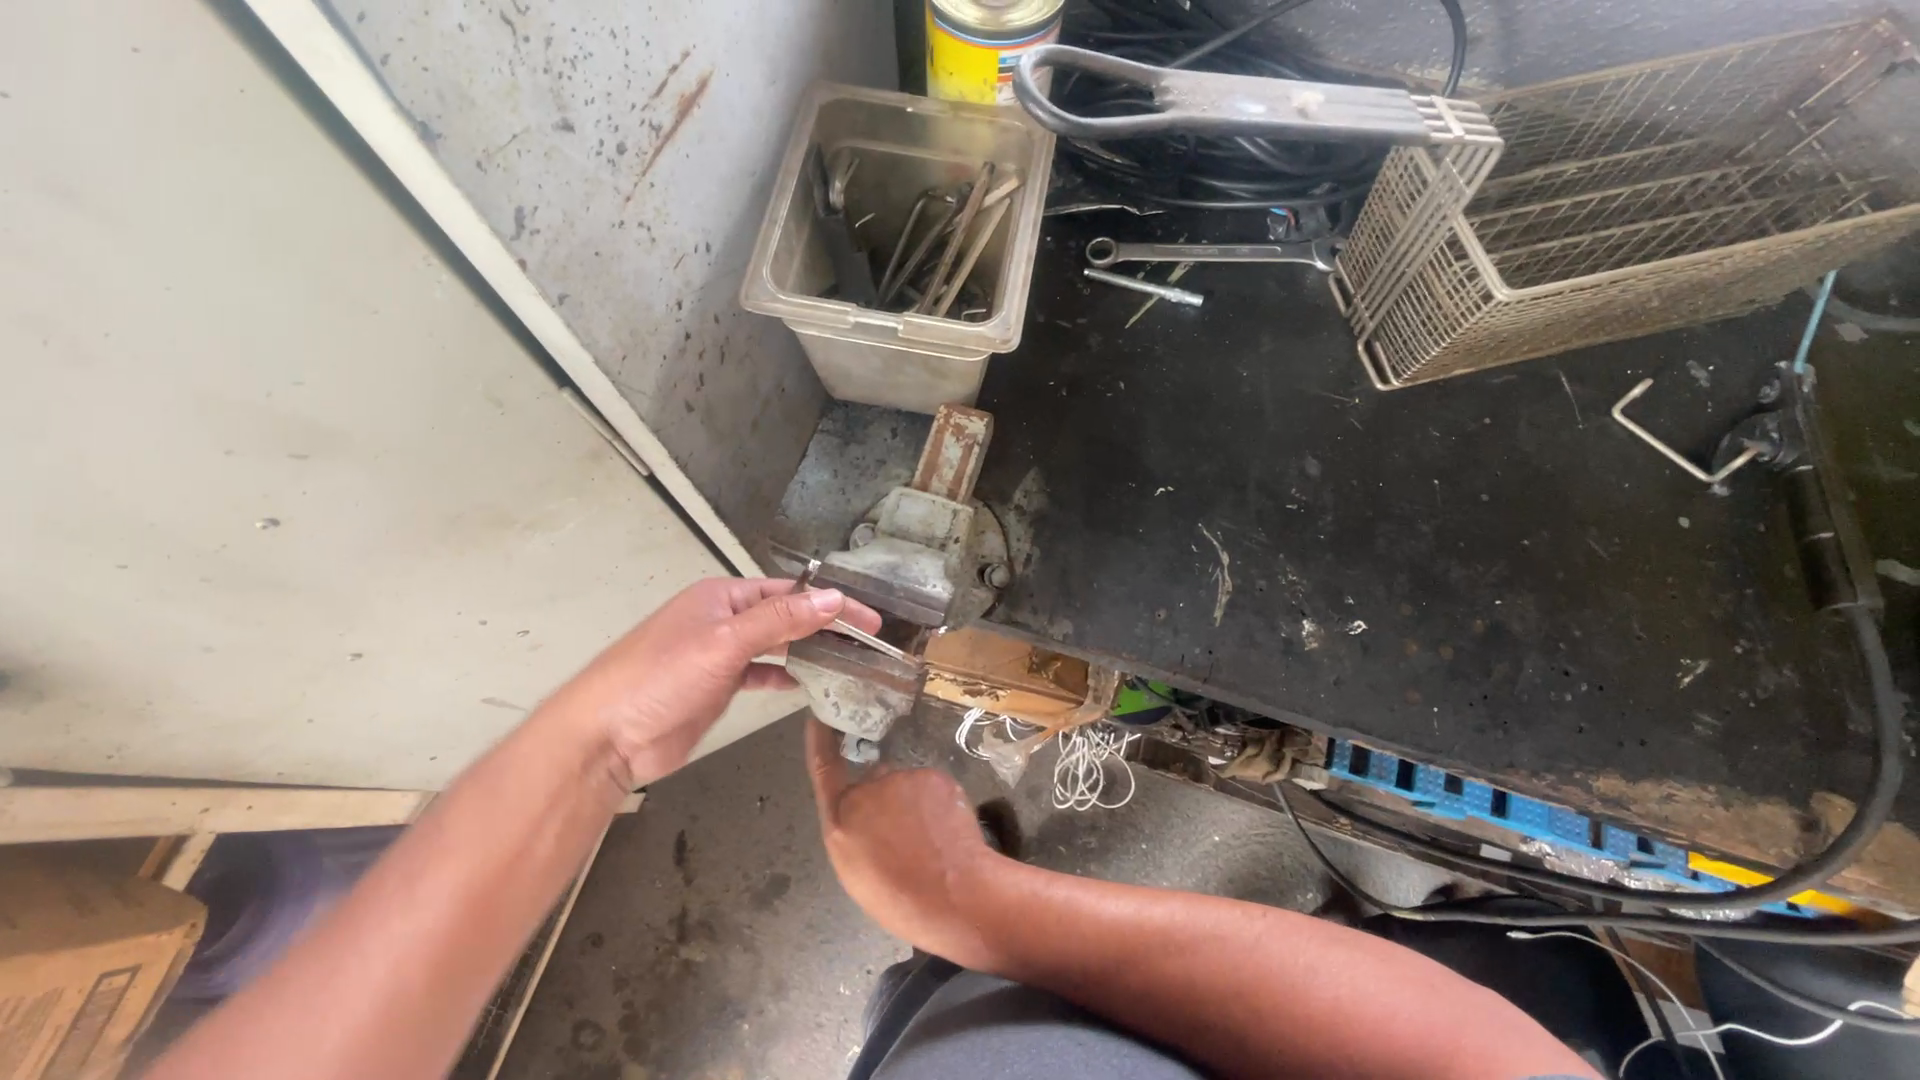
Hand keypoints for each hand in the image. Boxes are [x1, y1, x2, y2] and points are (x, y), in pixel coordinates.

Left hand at [540, 578, 880, 787]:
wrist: (606, 737)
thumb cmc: (660, 678)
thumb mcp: (724, 642)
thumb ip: (780, 620)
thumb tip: (833, 599)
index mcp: (722, 597)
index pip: (790, 593)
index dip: (831, 603)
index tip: (869, 620)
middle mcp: (723, 620)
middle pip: (786, 616)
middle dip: (826, 625)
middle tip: (870, 641)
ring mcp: (719, 655)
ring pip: (776, 645)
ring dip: (809, 650)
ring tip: (850, 660)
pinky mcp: (717, 687)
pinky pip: (761, 674)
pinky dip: (784, 676)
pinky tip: (807, 683)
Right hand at [807, 719, 1004, 969]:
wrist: (951, 896)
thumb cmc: (901, 899)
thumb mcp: (858, 871)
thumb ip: (854, 832)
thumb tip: (869, 818)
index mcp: (840, 822)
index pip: (823, 772)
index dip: (820, 743)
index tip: (818, 718)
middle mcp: (866, 792)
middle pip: (876, 782)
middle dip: (888, 800)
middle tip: (909, 834)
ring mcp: (901, 780)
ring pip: (908, 784)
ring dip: (916, 802)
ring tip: (931, 839)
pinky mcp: (933, 777)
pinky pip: (933, 785)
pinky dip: (940, 802)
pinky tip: (948, 829)